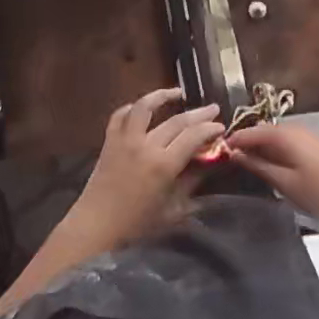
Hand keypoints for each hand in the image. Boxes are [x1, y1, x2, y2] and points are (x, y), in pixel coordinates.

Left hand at [66, 88, 222, 248]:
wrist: (97, 224)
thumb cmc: (137, 225)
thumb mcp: (173, 209)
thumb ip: (190, 182)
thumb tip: (207, 164)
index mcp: (163, 164)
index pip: (193, 137)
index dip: (210, 129)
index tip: (221, 126)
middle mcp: (144, 146)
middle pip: (175, 121)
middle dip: (197, 114)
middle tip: (212, 109)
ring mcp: (124, 140)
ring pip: (144, 107)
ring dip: (162, 96)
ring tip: (178, 93)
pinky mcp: (108, 141)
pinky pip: (119, 116)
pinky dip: (132, 108)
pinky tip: (142, 107)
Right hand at [226, 124, 318, 227]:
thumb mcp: (287, 184)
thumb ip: (259, 167)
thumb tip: (235, 154)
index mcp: (284, 134)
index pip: (246, 132)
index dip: (228, 143)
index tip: (212, 157)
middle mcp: (296, 129)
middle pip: (261, 134)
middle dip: (244, 147)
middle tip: (227, 167)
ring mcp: (311, 137)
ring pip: (276, 141)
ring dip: (261, 153)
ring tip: (249, 172)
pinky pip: (289, 147)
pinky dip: (277, 156)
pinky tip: (276, 173)